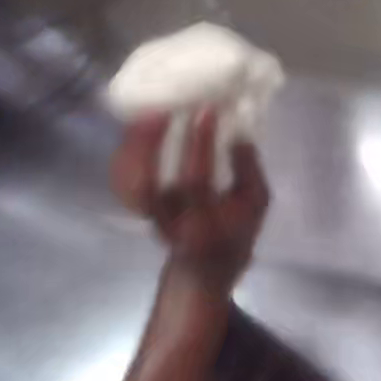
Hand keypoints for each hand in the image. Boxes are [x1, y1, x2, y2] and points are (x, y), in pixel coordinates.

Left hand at [111, 110, 270, 293]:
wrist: (203, 271)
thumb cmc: (235, 234)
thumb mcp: (256, 204)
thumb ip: (249, 171)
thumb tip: (238, 133)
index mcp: (204, 222)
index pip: (196, 181)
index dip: (200, 145)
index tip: (206, 110)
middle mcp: (170, 222)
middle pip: (147, 184)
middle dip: (151, 144)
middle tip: (162, 108)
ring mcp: (149, 216)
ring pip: (129, 181)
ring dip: (134, 145)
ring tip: (147, 112)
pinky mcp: (139, 208)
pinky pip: (124, 179)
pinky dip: (127, 152)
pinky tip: (138, 127)